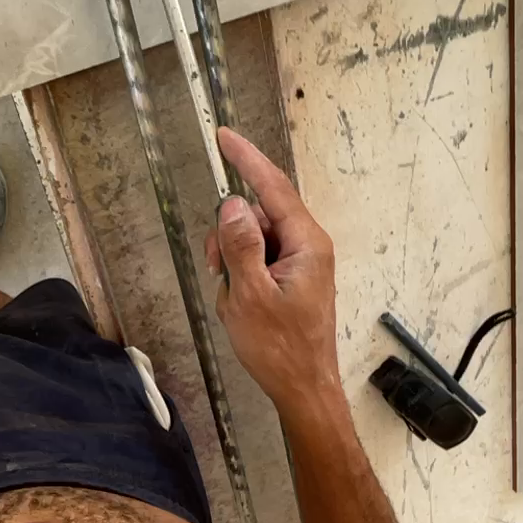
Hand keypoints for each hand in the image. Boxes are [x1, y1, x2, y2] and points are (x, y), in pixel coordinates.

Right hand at [207, 127, 341, 419]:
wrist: (302, 387)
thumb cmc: (279, 348)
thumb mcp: (250, 296)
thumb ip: (241, 246)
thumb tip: (231, 205)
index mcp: (306, 243)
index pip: (272, 188)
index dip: (247, 160)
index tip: (224, 136)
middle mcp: (306, 246)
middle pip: (256, 215)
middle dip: (229, 235)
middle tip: (217, 270)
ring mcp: (299, 263)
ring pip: (252, 239)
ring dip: (232, 262)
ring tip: (232, 298)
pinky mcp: (290, 280)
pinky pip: (257, 262)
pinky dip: (241, 276)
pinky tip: (240, 304)